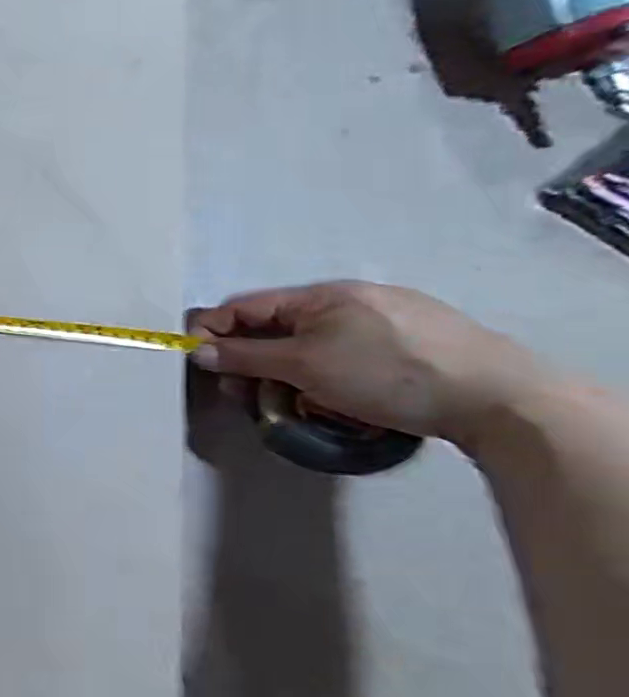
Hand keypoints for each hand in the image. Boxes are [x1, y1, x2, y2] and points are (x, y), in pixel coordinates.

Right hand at [188, 281, 549, 444]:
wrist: (499, 398)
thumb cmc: (386, 373)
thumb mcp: (303, 366)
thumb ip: (245, 356)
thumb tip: (197, 350)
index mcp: (322, 295)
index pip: (243, 307)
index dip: (212, 331)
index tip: (197, 363)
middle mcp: (349, 298)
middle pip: (273, 326)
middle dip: (249, 359)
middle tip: (243, 394)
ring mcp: (383, 318)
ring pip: (306, 342)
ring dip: (283, 371)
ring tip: (289, 400)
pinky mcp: (409, 341)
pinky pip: (340, 351)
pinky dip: (320, 372)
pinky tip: (332, 394)